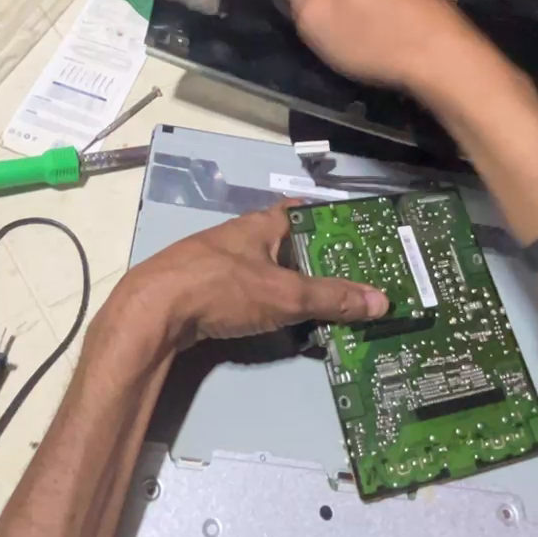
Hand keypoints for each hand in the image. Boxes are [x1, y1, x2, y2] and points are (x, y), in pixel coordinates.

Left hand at [104, 203, 388, 350]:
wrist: (154, 311)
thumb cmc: (222, 287)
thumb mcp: (285, 294)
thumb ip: (331, 298)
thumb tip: (382, 300)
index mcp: (262, 224)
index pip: (303, 212)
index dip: (330, 221)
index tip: (358, 237)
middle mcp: (242, 236)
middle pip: (289, 245)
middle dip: (317, 262)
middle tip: (352, 282)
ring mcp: (221, 263)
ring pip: (268, 271)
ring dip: (294, 286)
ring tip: (326, 307)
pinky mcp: (207, 289)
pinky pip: (249, 293)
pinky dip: (270, 305)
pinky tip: (284, 324)